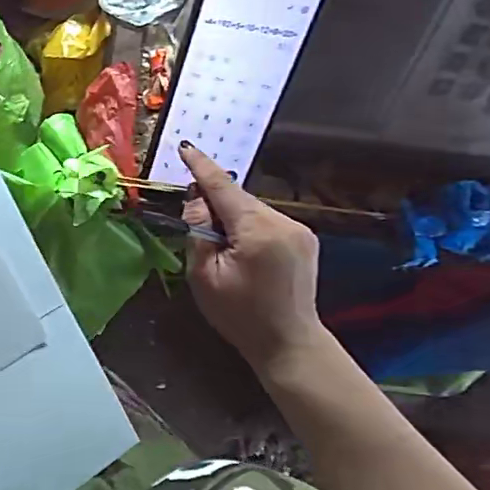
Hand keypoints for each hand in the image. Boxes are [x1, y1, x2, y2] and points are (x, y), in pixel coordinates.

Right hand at [180, 143, 324, 365]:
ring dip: (231, 217)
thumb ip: (198, 231)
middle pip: (239, 198)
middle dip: (214, 202)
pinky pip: (267, 221)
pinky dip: (247, 226)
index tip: (186, 146)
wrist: (287, 342)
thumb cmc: (238, 314)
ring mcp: (298, 230)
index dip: (201, 166)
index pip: (223, 187)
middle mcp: (283, 221)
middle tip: (193, 222)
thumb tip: (196, 198)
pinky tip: (239, 250)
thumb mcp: (203, 275)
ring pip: (253, 209)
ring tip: (219, 248)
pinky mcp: (304, 239)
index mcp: (257, 230)